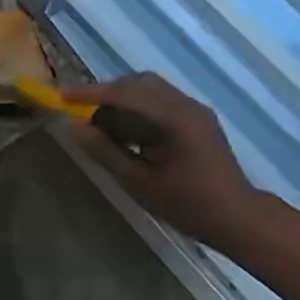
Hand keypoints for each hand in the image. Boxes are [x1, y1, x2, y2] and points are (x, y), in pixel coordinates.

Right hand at [67, 72, 264, 246]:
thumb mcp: (139, 182)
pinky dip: (137, 109)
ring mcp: (195, 110)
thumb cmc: (187, 204)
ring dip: (122, 100)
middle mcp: (187, 105)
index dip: (92, 93)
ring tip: (99, 123)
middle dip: (107, 93)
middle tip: (80, 110)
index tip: (63, 96)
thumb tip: (75, 128)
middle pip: (140, 83)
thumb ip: (106, 152)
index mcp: (175, 119)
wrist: (236, 216)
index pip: (127, 94)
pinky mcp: (196, 120)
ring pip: (151, 90)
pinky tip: (124, 131)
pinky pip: (160, 102)